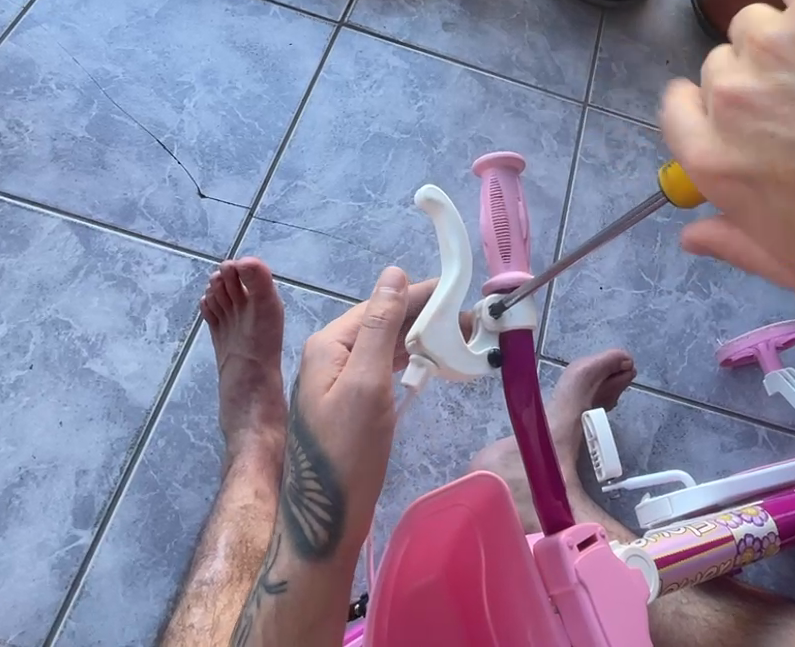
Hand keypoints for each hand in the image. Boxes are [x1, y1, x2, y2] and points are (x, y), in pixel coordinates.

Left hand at [230, 269, 436, 646]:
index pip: (380, 304)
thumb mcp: (368, 382)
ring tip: (457, 337)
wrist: (325, 521)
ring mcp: (337, 380)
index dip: (418, 295)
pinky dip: (407, 360)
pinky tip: (428, 362)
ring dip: (418, 338)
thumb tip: (393, 273)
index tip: (458, 290)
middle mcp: (329, 355)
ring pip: (384, 344)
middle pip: (382, 322)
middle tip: (468, 318)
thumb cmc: (348, 450)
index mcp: (329, 343)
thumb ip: (382, 326)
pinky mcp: (349, 402)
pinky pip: (382, 367)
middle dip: (423, 316)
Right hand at [660, 0, 794, 304]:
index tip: (747, 119)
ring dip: (791, 40)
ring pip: (760, 24)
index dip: (707, 113)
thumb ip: (739, 246)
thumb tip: (689, 235)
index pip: (676, 112)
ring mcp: (778, 39)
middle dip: (758, 83)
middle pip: (721, 68)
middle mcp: (732, 95)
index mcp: (719, 161)